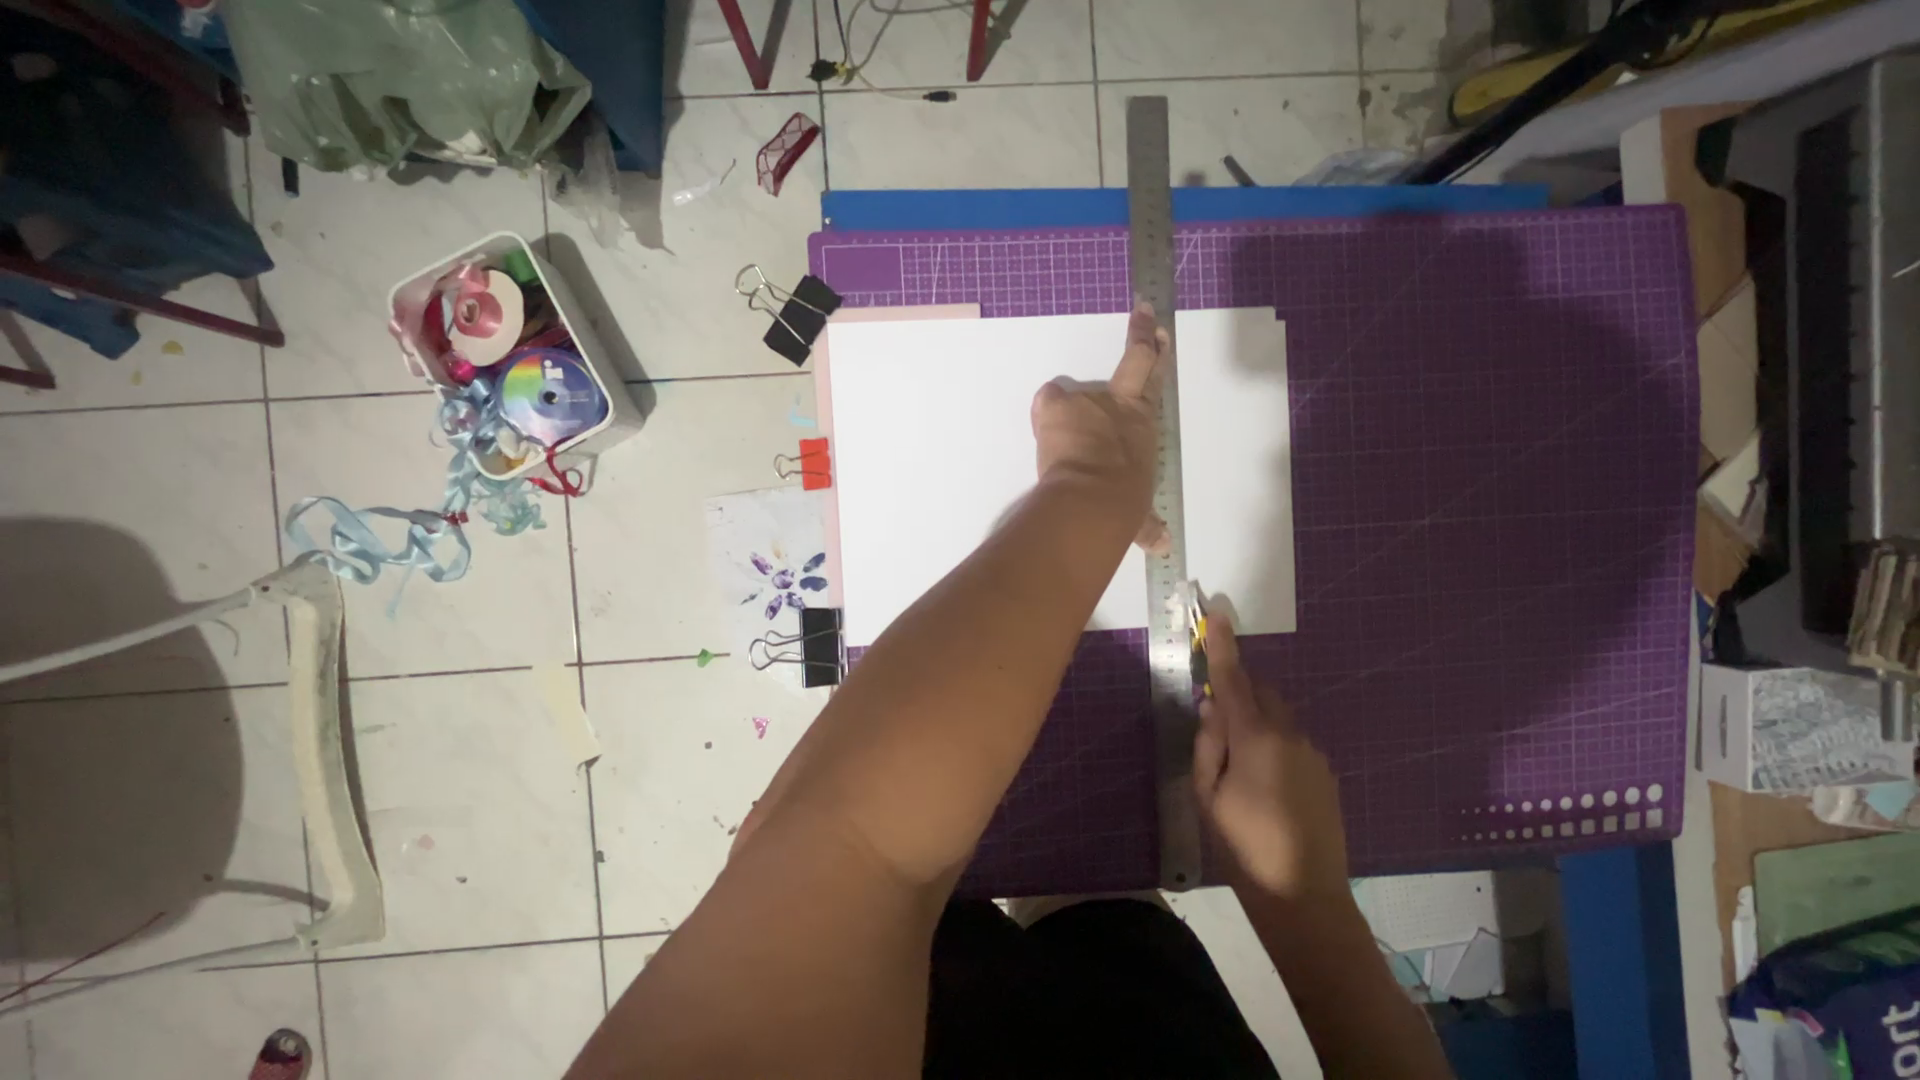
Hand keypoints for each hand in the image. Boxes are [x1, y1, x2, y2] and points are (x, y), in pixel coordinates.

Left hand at [1030, 302, 1170, 553]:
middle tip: (1145, 308)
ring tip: (1060, 446)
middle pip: (1135, 359)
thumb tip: (1162, 546)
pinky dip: (1044, 415)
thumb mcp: (1138, 516)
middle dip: (1141, 332)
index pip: (1153, 381)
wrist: (1095, 498)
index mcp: (1143, 426)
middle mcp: (1120, 406)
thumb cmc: (1124, 508)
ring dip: (1065, 418)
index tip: (1157, 330)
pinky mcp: (1059, 405)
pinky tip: (1045, 433)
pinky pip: (1048, 401)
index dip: (1156, 352)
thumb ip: (1147, 527)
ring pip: (1071, 399)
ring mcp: (1089, 401)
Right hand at [1192, 611, 1349, 903]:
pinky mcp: (1326, 772)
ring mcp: (1313, 752)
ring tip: (1239, 769)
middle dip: (1239, 693)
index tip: (1217, 610)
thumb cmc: (1243, 847)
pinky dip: (1274, 746)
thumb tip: (1211, 705)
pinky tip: (1265, 787)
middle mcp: (1289, 734)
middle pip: (1262, 693)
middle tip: (1215, 724)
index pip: (1233, 679)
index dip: (1222, 644)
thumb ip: (1207, 744)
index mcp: (1254, 737)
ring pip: (1279, 718)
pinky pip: (1293, 742)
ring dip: (1257, 724)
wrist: (1305, 895)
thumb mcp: (1207, 796)